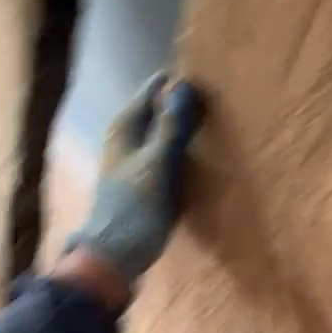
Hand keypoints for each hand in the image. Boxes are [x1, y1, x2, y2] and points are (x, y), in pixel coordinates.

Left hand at [62, 71, 204, 288]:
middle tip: (214, 100)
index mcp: (123, 130)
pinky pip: (166, 159)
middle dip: (180, 107)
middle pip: (156, 114)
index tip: (202, 76)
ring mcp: (134, 164)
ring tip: (212, 127)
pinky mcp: (144, 186)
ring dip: (183, 131)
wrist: (117, 256)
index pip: (151, 93)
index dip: (173, 85)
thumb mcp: (156, 164)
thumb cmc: (134, 209)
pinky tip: (199, 160)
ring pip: (161, 137)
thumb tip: (184, 86)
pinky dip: (181, 154)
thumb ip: (170, 127)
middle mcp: (126, 142)